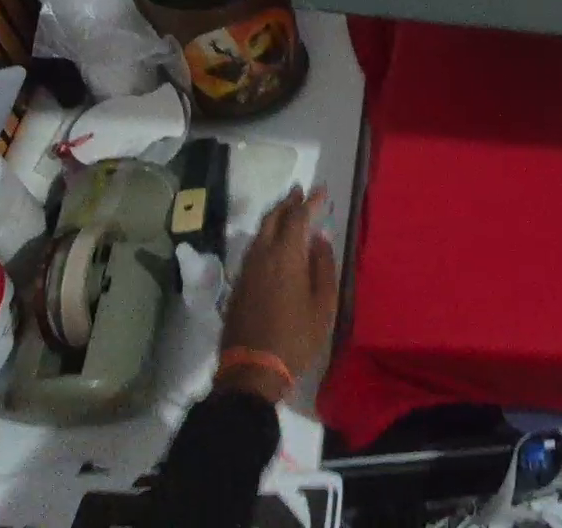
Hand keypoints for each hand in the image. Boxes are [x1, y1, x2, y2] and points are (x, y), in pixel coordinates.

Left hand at [217, 186, 338, 401]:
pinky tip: (274, 242)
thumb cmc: (296, 337)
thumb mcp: (323, 304)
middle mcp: (262, 256)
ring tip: (288, 211)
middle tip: (300, 192)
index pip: (298, 217)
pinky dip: (266, 236)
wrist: (252, 371)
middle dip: (287, 203)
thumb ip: (323, 266)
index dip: (311, 201)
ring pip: (259, 233)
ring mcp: (246, 271)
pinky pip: (253, 249)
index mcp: (286, 257)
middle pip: (272, 219)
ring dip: (274, 217)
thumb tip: (320, 239)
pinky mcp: (238, 285)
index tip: (322, 190)